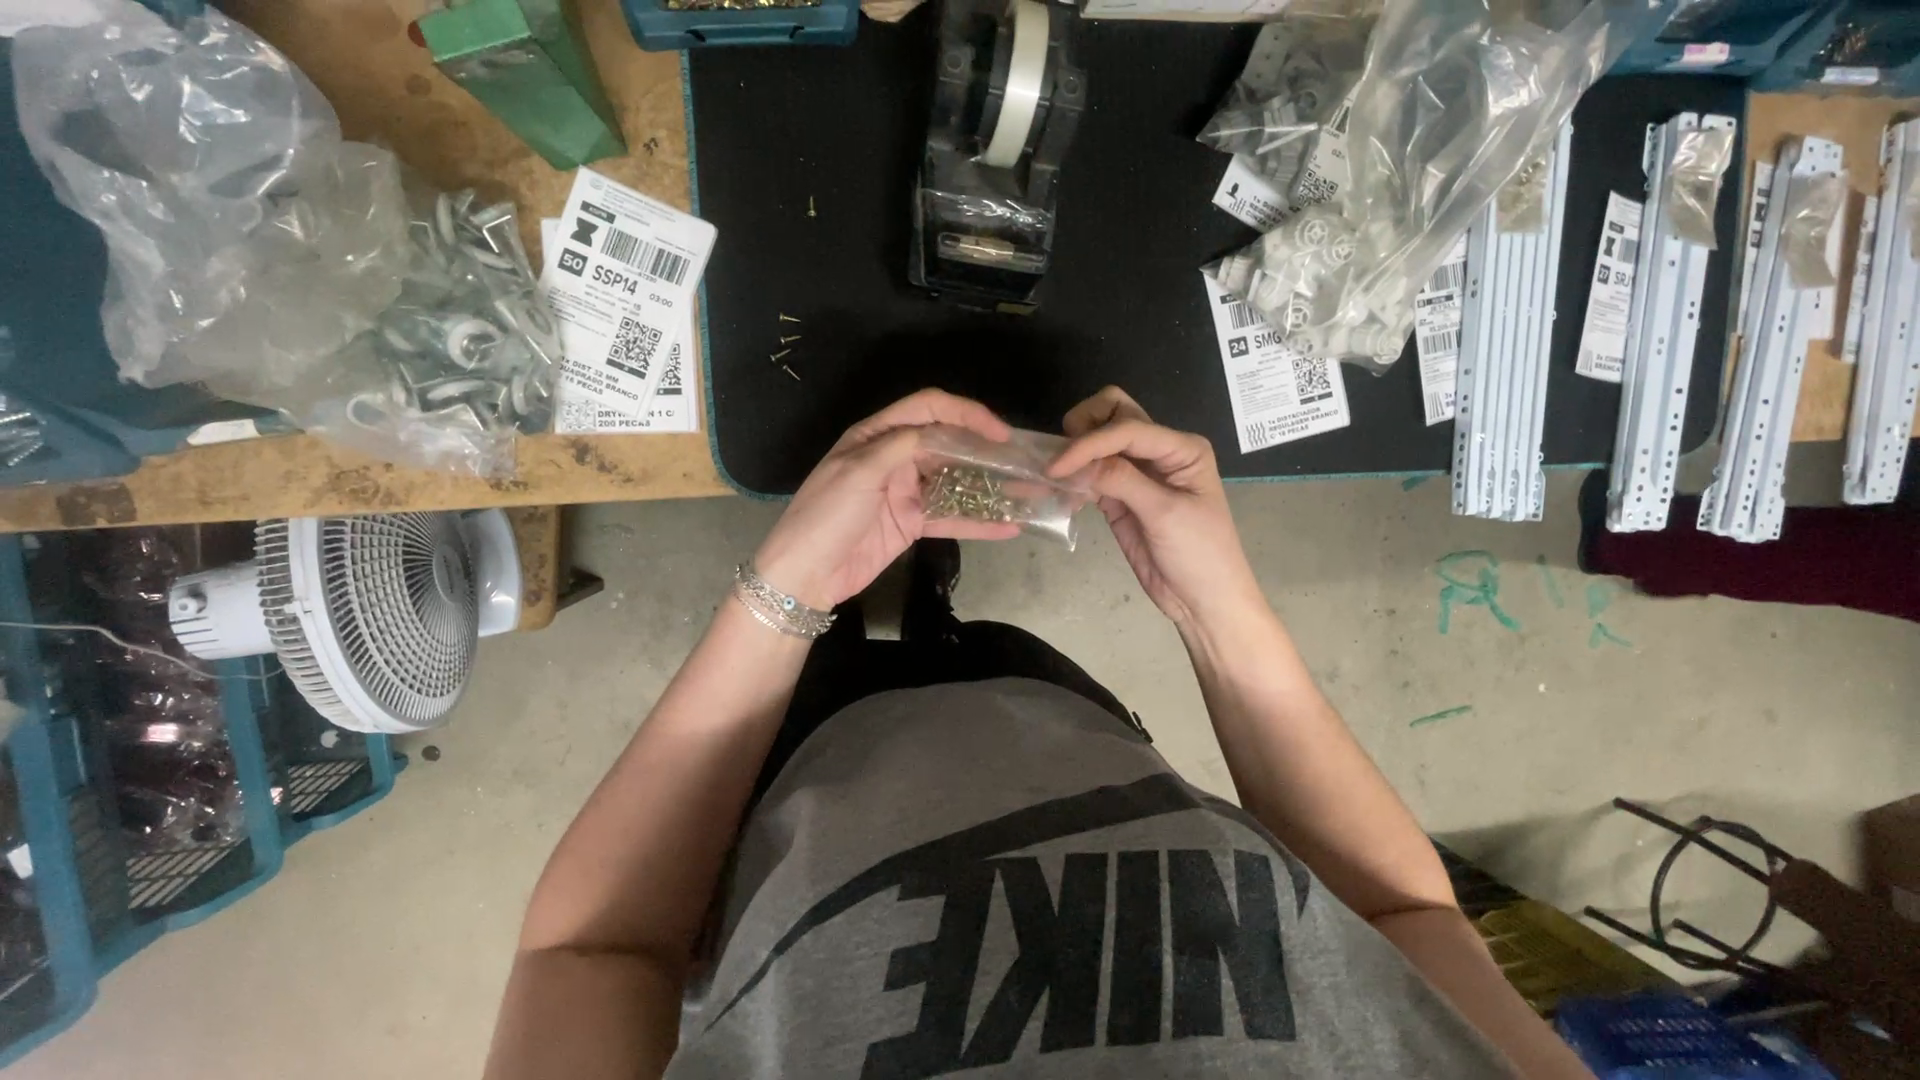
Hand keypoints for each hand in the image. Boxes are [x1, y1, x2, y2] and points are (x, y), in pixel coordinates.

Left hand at [753, 389, 1020, 609]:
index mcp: (877, 435)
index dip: (965, 414)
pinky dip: (979, 522)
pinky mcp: (911, 524)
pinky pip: (951, 517)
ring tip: (1025, 491)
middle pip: (948, 443)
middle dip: (984, 449)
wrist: (805, 574)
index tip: (998, 432)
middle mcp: (895, 458)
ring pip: (955, 481)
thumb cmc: (826, 515)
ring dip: (988, 486)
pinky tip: (1008, 526)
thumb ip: (902, 446)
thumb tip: (943, 431)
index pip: (928, 409)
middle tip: (1021, 460)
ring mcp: (906, 492)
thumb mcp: (860, 472)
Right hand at [1049, 386, 1261, 630]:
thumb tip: (1075, 463)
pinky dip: (1071, 482)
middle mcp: (1158, 452)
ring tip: (1047, 478)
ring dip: (1071, 453)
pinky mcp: (1118, 499)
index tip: (1056, 466)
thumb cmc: (1201, 556)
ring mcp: (1137, 474)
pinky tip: (1055, 498)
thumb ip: (1122, 482)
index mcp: (1181, 448)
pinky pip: (1089, 477)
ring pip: (1098, 443)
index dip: (1090, 442)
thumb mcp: (1166, 515)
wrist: (1205, 601)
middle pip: (1113, 415)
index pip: (1128, 428)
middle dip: (1083, 428)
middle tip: (1060, 459)